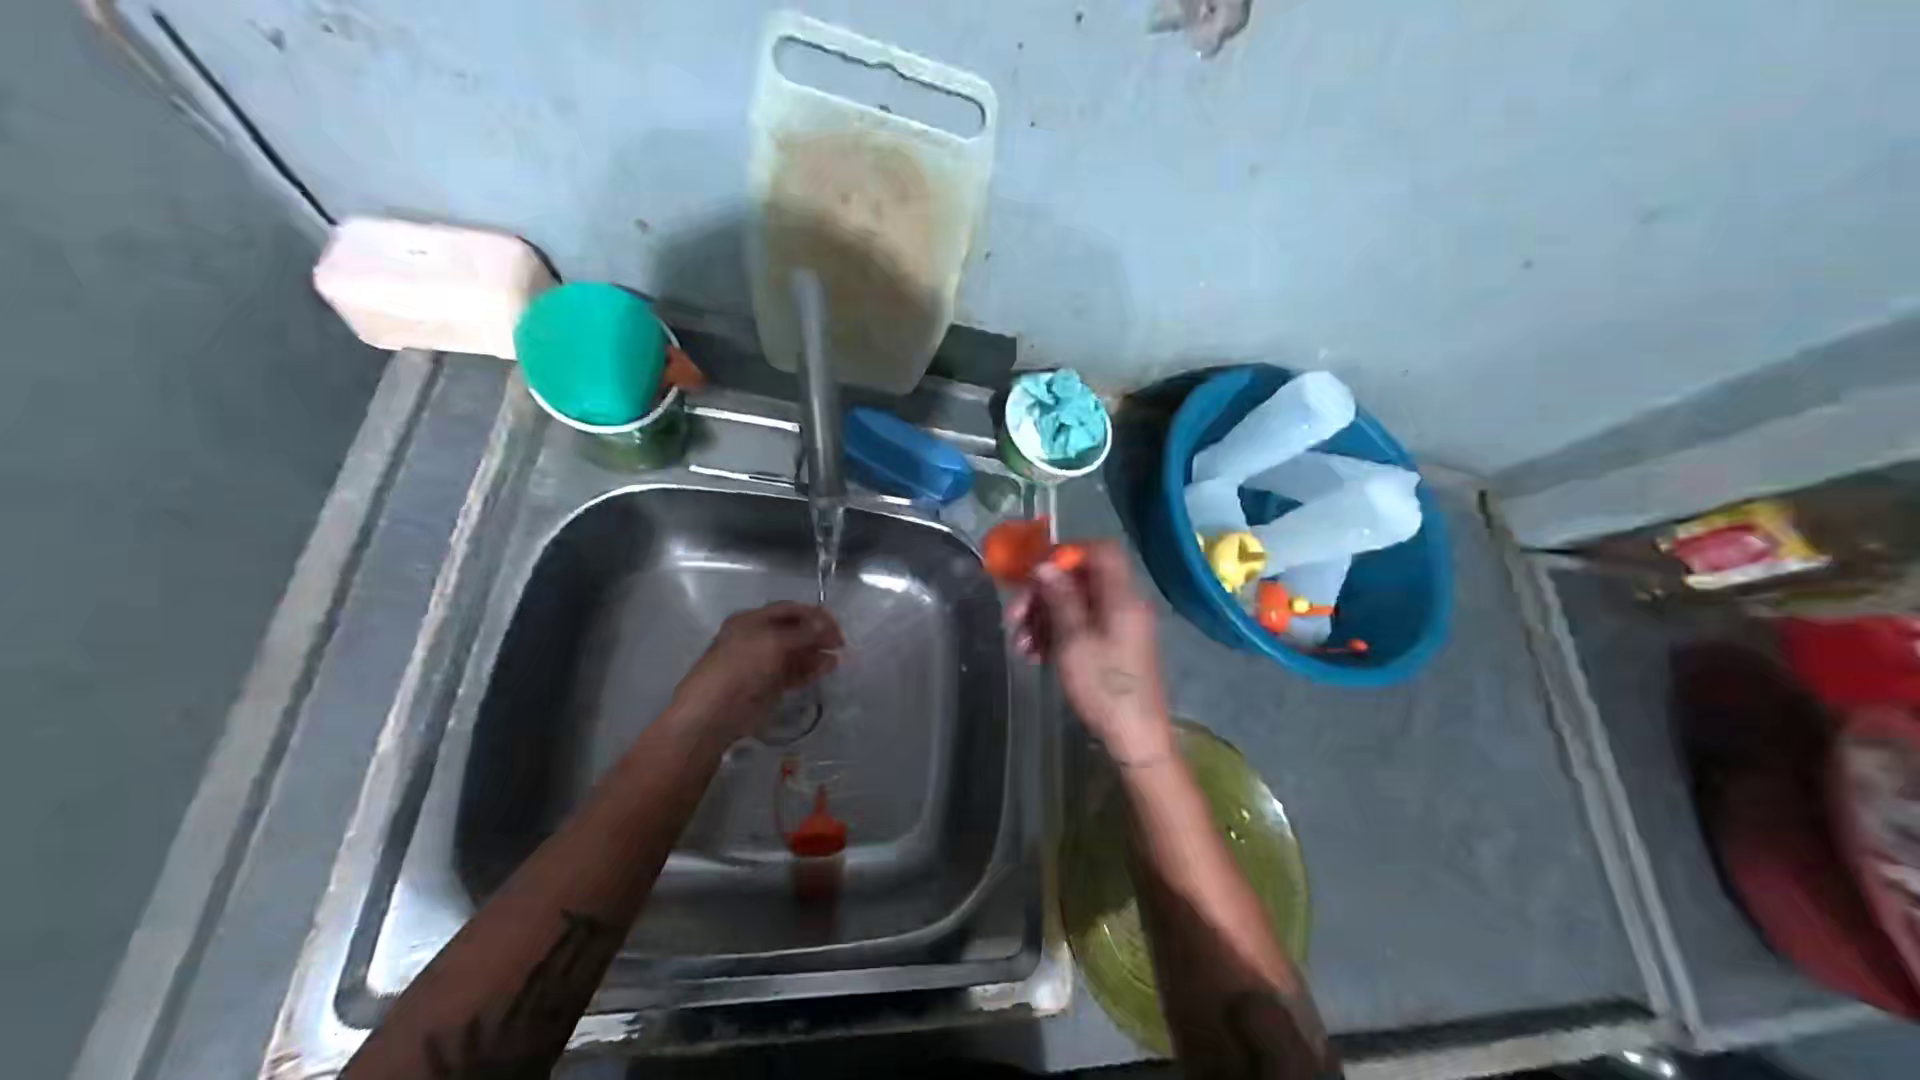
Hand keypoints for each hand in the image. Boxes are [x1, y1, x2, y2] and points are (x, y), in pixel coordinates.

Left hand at [670, 602, 843, 743]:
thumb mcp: (773, 642)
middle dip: (817, 634)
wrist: (715, 711)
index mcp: (752, 620)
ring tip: (837, 657)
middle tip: (839, 643)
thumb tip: (824, 624)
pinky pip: (794, 672)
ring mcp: (763, 663)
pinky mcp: (768, 685)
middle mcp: (758, 638)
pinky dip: (811, 669)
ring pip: (796, 652)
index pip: (789, 610)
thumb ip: (803, 633)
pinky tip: (827, 668)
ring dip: (817, 652)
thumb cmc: (742, 666)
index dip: (814, 615)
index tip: (835, 625)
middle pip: (794, 630)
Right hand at [1008, 542, 1174, 765]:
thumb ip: (1060, 599)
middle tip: (1014, 615)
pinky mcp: (1114, 648)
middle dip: (1044, 594)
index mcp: (1122, 598)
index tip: (1036, 571)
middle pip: (1081, 581)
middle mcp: (1124, 606)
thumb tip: (1045, 566)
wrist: (1136, 738)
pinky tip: (1034, 655)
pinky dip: (1057, 635)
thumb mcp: (1074, 642)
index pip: (1102, 553)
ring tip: (1020, 644)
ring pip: (1077, 606)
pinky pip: (1082, 627)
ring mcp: (1120, 628)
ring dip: (1044, 618)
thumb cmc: (1104, 688)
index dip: (1068, 554)